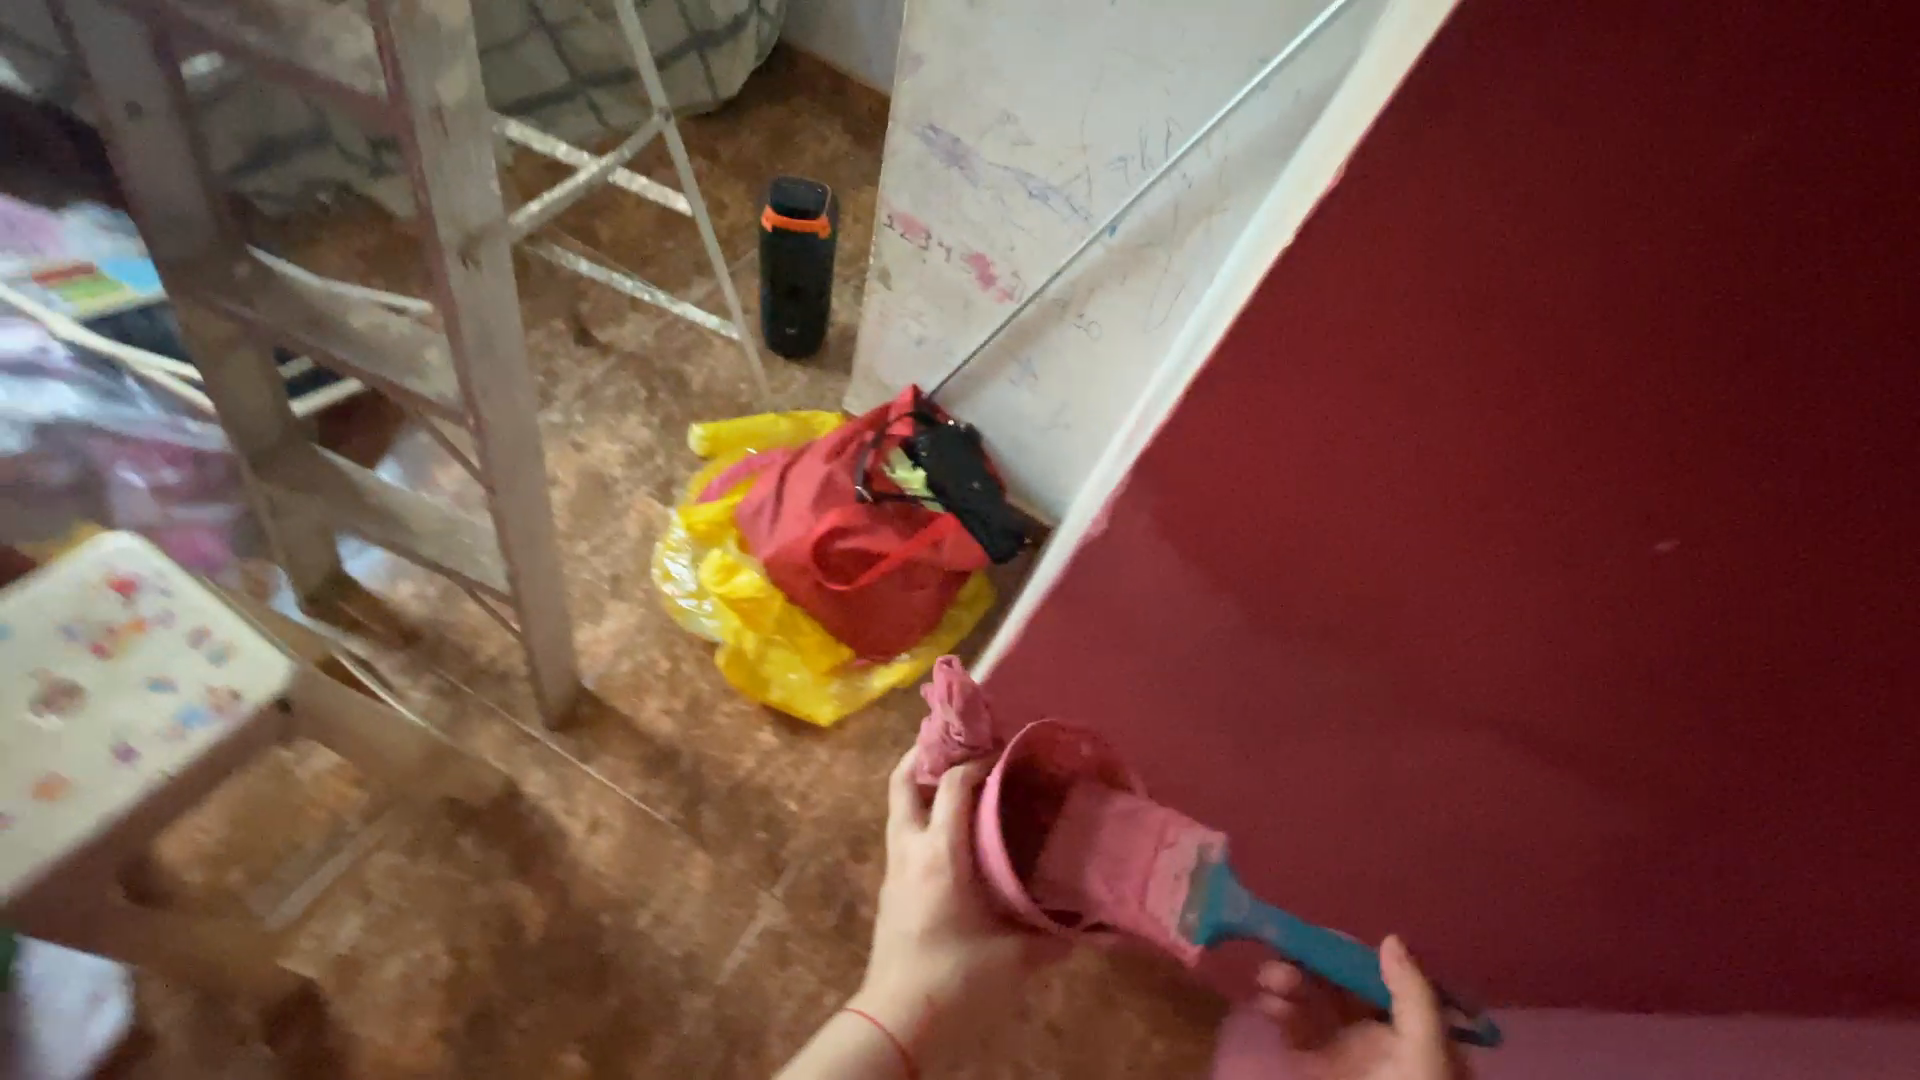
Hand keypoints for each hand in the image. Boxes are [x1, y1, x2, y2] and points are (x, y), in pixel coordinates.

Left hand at [848, 747, 1068, 1067]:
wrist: (896, 1022)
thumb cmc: (955, 981)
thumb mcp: (1014, 959)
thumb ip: (1052, 937)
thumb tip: (1087, 926)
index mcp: (940, 853)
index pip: (952, 784)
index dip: (978, 762)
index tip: (1006, 755)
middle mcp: (910, 848)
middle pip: (903, 780)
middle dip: (926, 754)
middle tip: (960, 745)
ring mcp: (894, 867)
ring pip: (899, 806)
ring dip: (923, 784)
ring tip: (960, 782)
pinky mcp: (890, 888)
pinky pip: (903, 832)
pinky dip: (922, 815)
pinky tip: (953, 834)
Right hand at [1251, 936, 1469, 1079]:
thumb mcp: (1426, 1057)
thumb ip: (1412, 997)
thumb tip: (1389, 937)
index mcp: (1415, 1026)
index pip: (1377, 973)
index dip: (1344, 951)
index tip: (1312, 938)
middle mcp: (1380, 1032)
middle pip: (1338, 982)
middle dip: (1307, 966)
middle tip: (1278, 960)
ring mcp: (1346, 1050)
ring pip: (1313, 1000)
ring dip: (1288, 984)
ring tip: (1267, 983)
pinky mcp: (1317, 1067)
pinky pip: (1296, 1028)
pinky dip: (1280, 1011)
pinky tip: (1268, 1006)